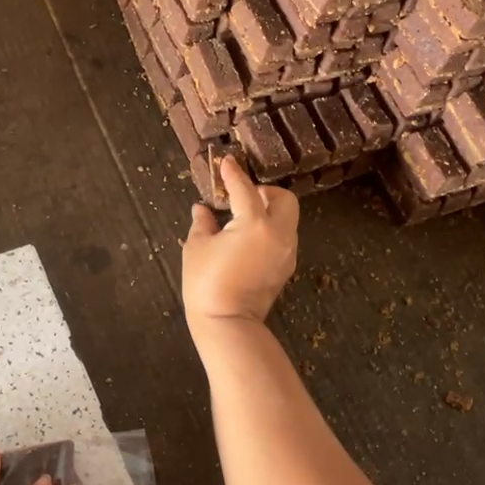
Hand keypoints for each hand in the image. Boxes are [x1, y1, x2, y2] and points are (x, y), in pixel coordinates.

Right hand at [183, 155, 298, 329]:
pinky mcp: (286, 267)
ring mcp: (286, 252)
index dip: (233, 173)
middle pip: (283, 199)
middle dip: (265, 192)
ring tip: (242, 220)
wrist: (227, 323)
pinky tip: (248, 240)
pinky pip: (283, 238)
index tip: (226, 161)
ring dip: (268, 212)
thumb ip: (203, 223)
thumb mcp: (197, 248)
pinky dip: (270, 230)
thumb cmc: (206, 283)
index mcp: (254, 224)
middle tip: (242, 198)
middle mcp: (278, 233)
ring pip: (287, 219)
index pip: (244, 189)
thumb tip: (203, 209)